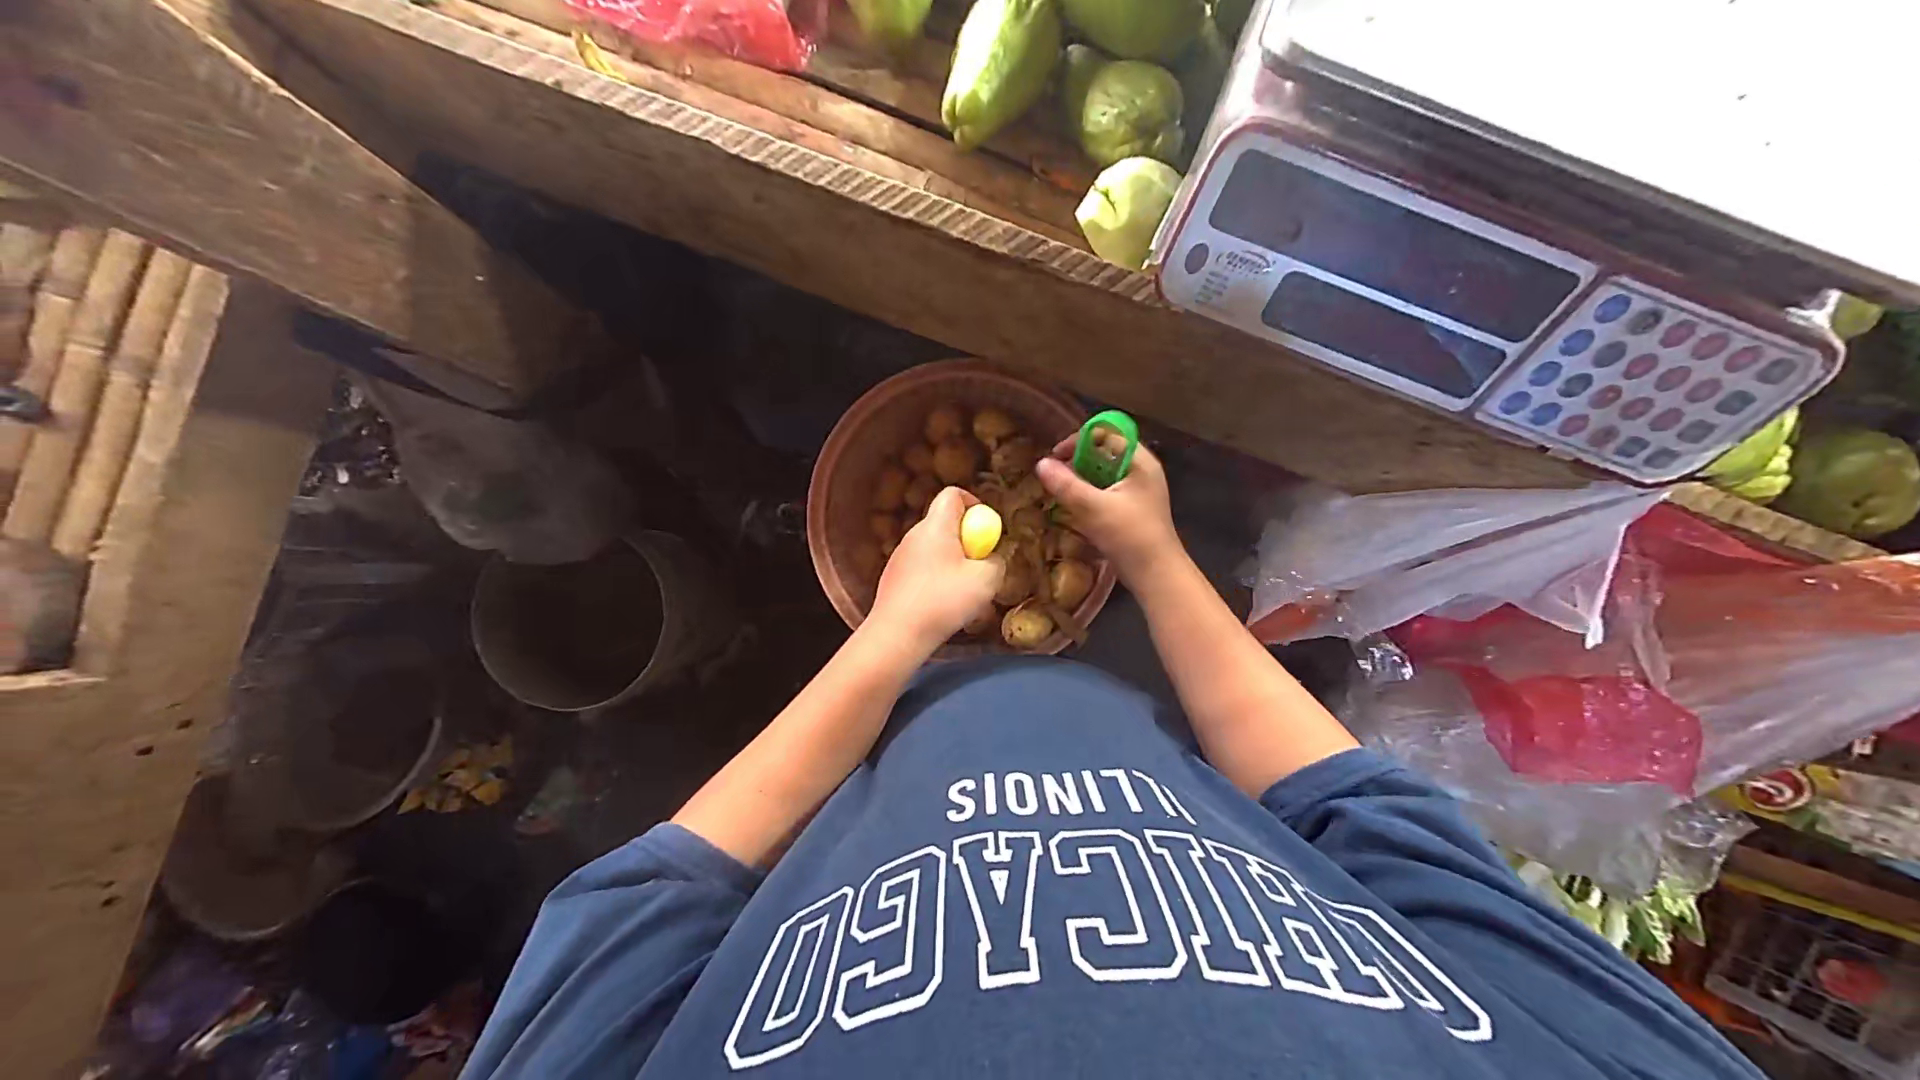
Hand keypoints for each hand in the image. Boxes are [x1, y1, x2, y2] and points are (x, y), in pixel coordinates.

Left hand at [867, 487, 1006, 654]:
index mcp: (935, 526)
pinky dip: (936, 578)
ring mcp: (901, 555)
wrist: (897, 634)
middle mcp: (914, 534)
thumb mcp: (987, 580)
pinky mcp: (894, 576)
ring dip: (953, 561)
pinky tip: (940, 604)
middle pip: (946, 522)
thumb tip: (992, 558)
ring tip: (961, 591)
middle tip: (979, 566)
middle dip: (967, 540)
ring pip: (935, 547)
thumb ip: (996, 561)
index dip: (975, 504)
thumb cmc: (943, 602)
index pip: (953, 494)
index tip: (986, 531)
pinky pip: (923, 566)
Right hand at [1035, 437, 1181, 585]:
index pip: (1106, 433)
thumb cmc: (1129, 536)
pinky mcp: (1133, 508)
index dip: (1079, 440)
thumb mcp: (1093, 508)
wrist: (1157, 575)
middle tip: (1056, 478)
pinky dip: (1090, 494)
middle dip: (1077, 461)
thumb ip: (1065, 484)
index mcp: (1139, 461)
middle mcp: (1141, 470)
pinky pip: (1107, 490)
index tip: (1056, 458)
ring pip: (1104, 472)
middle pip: (1104, 451)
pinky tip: (1077, 509)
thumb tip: (1040, 464)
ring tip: (1063, 494)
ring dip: (1081, 479)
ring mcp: (1139, 490)